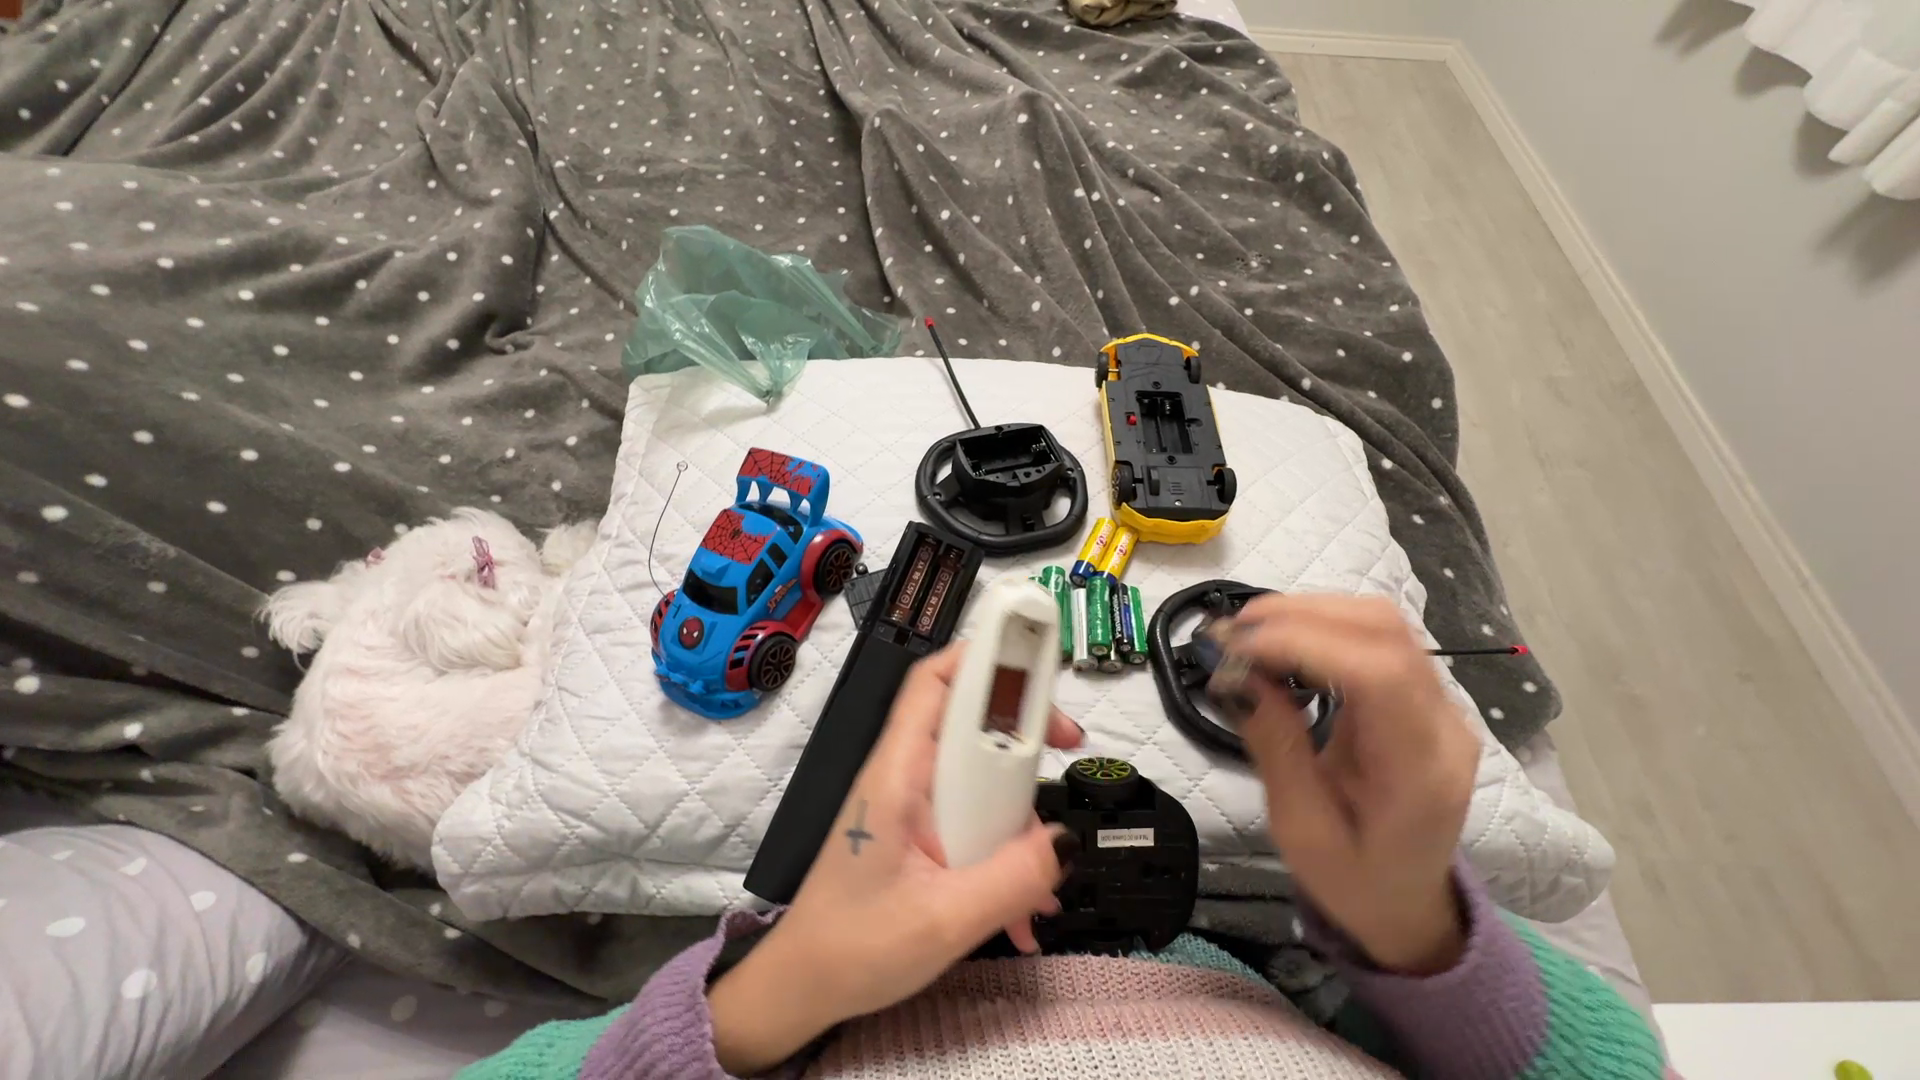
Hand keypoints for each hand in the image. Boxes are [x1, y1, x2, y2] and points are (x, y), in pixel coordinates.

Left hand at [710, 645, 1083, 1073]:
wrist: (803, 988)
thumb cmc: (852, 949)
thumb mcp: (942, 921)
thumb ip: (1012, 879)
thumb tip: (1067, 841)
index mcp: (897, 775)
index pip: (934, 683)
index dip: (984, 657)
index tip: (1039, 662)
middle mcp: (906, 777)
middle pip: (970, 722)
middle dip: (1022, 733)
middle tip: (1065, 749)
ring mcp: (915, 806)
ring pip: (980, 776)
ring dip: (1020, 814)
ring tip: (1045, 874)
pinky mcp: (922, 834)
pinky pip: (975, 820)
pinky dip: (1005, 852)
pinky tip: (1023, 908)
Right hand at [1212, 595, 1478, 974]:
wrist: (1405, 901)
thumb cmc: (1352, 877)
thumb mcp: (1300, 827)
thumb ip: (1276, 746)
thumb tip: (1239, 673)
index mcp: (1420, 772)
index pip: (1378, 675)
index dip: (1303, 643)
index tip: (1236, 647)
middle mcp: (1444, 725)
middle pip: (1384, 631)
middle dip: (1299, 615)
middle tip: (1231, 631)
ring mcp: (1440, 705)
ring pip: (1381, 623)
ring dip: (1308, 612)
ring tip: (1247, 632)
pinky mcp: (1421, 695)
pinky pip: (1375, 638)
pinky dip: (1320, 625)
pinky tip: (1280, 641)